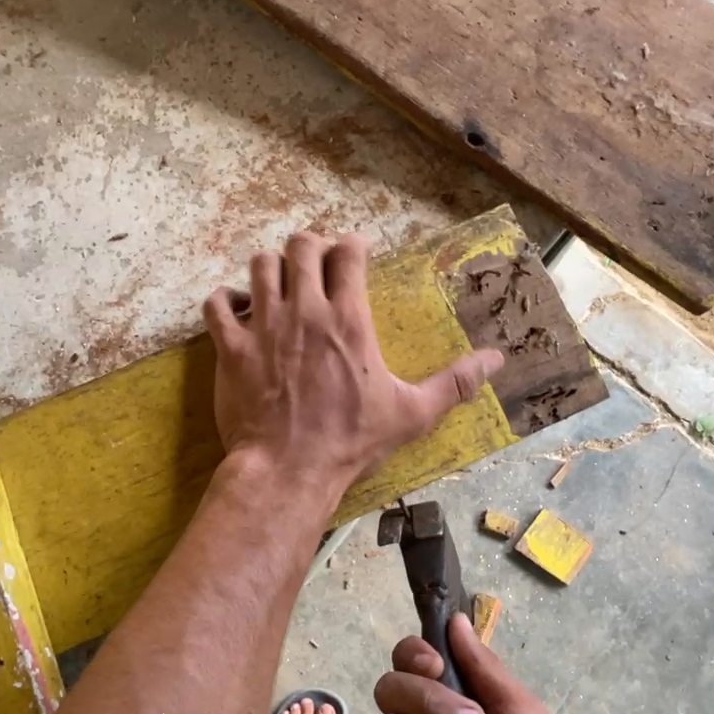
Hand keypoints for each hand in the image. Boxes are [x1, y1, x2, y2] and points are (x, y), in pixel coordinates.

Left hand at [202, 231, 502, 499]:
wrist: (288, 470)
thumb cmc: (350, 442)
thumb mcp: (412, 414)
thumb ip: (455, 383)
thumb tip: (497, 360)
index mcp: (348, 320)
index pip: (348, 254)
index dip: (353, 244)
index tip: (357, 252)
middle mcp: (304, 311)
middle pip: (301, 246)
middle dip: (310, 246)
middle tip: (315, 264)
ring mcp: (262, 326)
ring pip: (259, 265)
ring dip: (270, 267)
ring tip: (278, 282)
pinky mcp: (230, 348)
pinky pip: (216, 304)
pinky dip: (224, 300)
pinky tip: (234, 309)